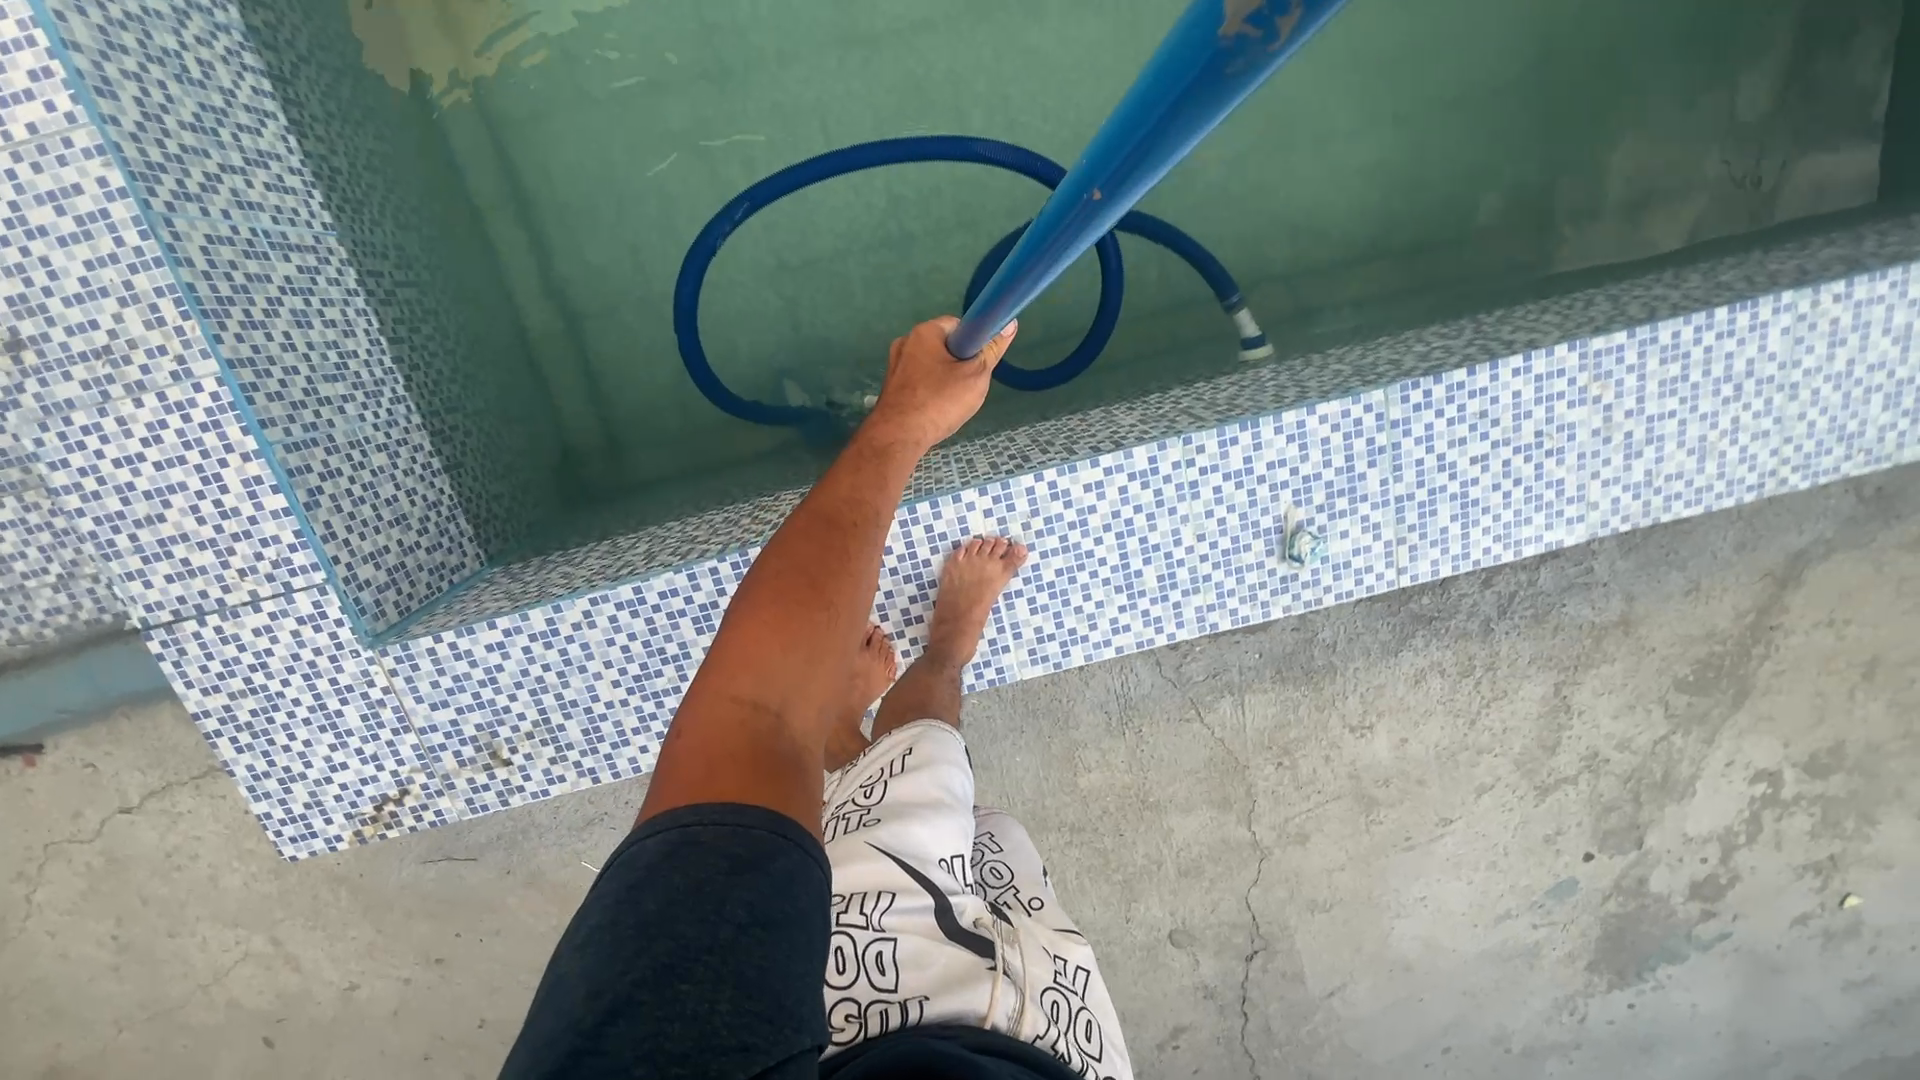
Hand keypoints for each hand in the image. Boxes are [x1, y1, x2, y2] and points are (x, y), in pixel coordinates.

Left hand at [865, 316, 1017, 449]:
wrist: (898, 437)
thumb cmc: (939, 402)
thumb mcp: (975, 375)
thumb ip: (992, 350)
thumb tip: (1010, 324)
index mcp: (924, 332)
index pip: (958, 324)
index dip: (974, 341)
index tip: (980, 362)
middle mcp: (905, 342)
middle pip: (943, 345)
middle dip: (960, 362)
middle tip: (970, 384)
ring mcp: (895, 365)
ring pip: (931, 365)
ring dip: (945, 379)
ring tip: (953, 401)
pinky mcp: (891, 386)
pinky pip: (919, 381)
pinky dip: (931, 391)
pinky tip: (936, 409)